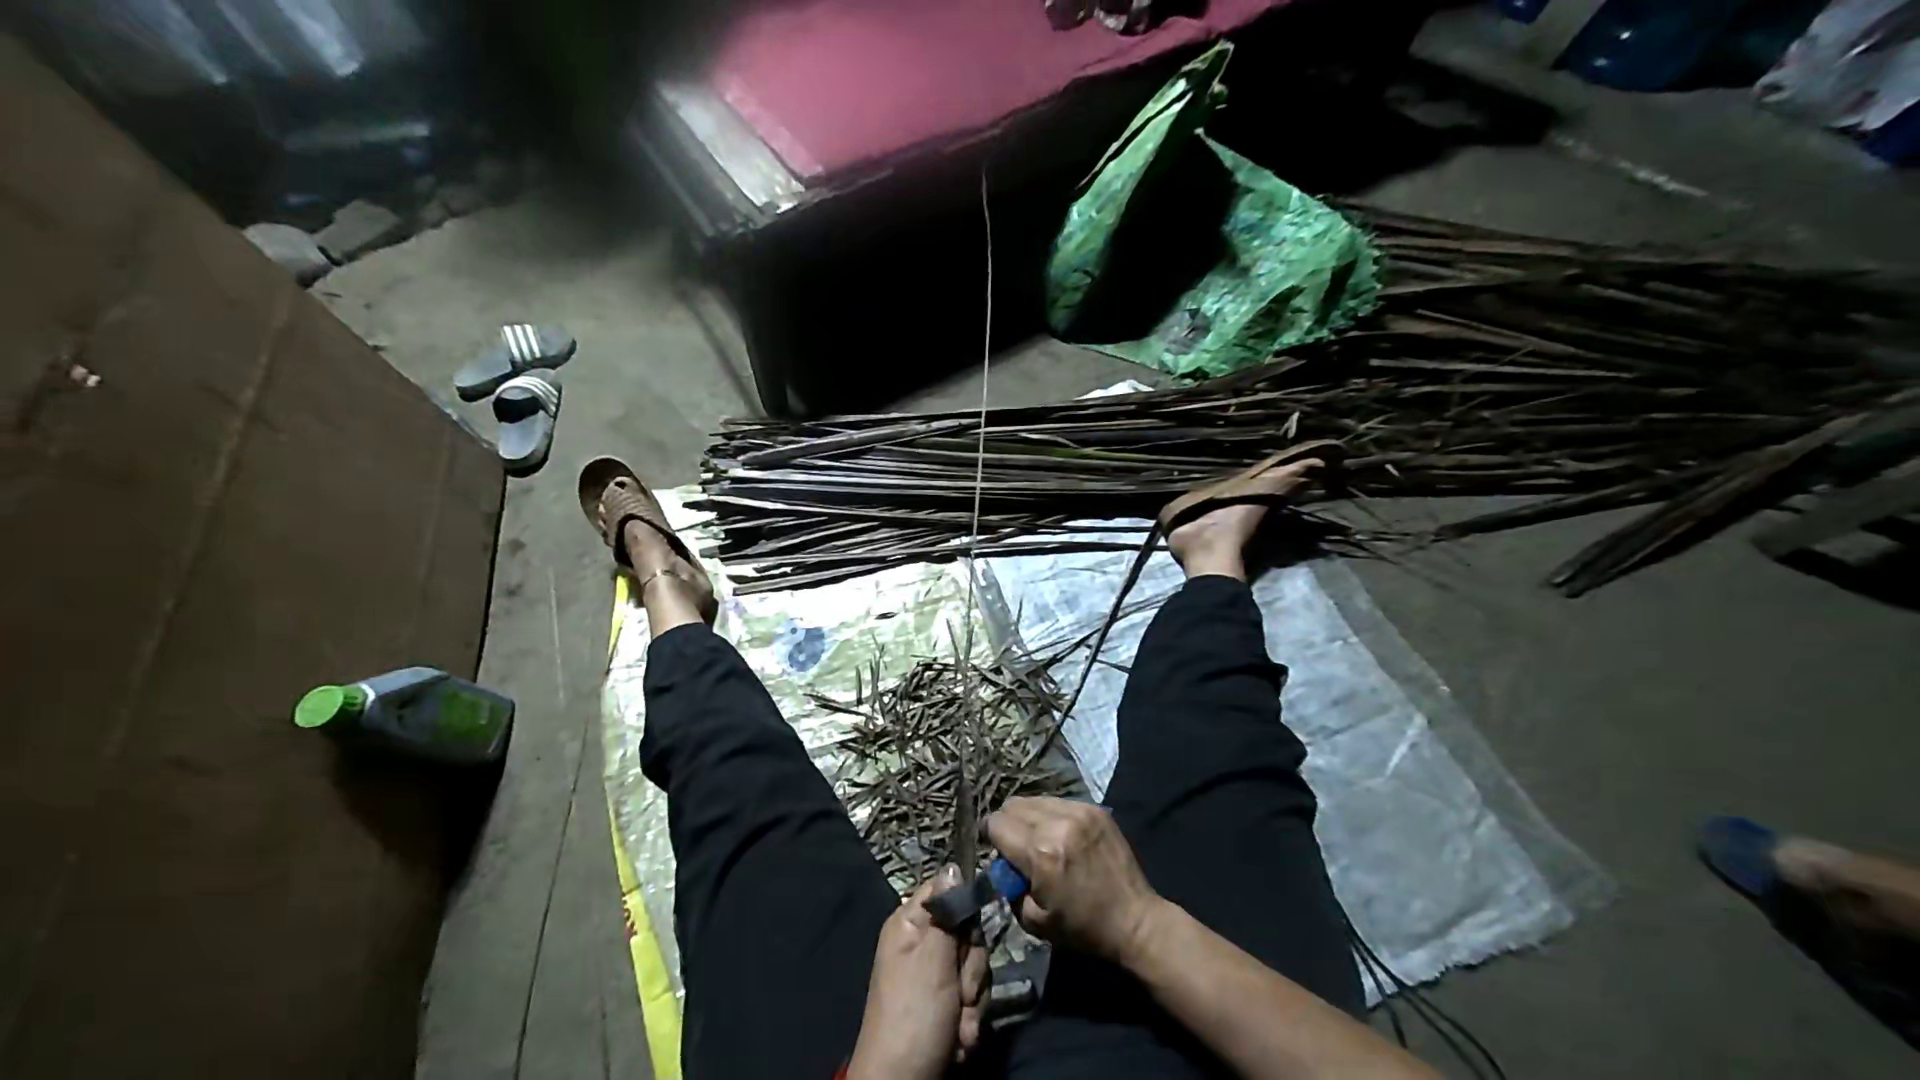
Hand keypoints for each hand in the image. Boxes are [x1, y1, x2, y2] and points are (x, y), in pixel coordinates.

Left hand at [845, 866, 989, 1079]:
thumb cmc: (913, 1015)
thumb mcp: (931, 959)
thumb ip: (947, 912)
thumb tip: (954, 865)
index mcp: (910, 924)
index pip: (947, 891)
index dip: (965, 908)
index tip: (967, 931)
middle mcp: (924, 945)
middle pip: (968, 931)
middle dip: (972, 965)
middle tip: (961, 989)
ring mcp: (936, 977)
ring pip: (976, 967)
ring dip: (974, 999)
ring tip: (958, 1022)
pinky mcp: (948, 1006)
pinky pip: (975, 998)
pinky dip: (971, 1020)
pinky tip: (959, 1037)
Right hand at [985, 797, 1163, 964]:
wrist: (1134, 920)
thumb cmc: (1082, 927)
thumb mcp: (1033, 920)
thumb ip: (1008, 885)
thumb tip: (1000, 862)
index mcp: (1040, 853)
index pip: (996, 823)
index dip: (990, 836)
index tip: (995, 849)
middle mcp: (1057, 824)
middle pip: (1012, 805)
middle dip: (1007, 824)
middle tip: (1016, 846)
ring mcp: (1079, 812)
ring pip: (1034, 800)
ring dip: (1029, 817)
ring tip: (1039, 839)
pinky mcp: (1095, 809)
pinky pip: (1058, 802)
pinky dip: (1051, 815)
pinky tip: (1061, 835)